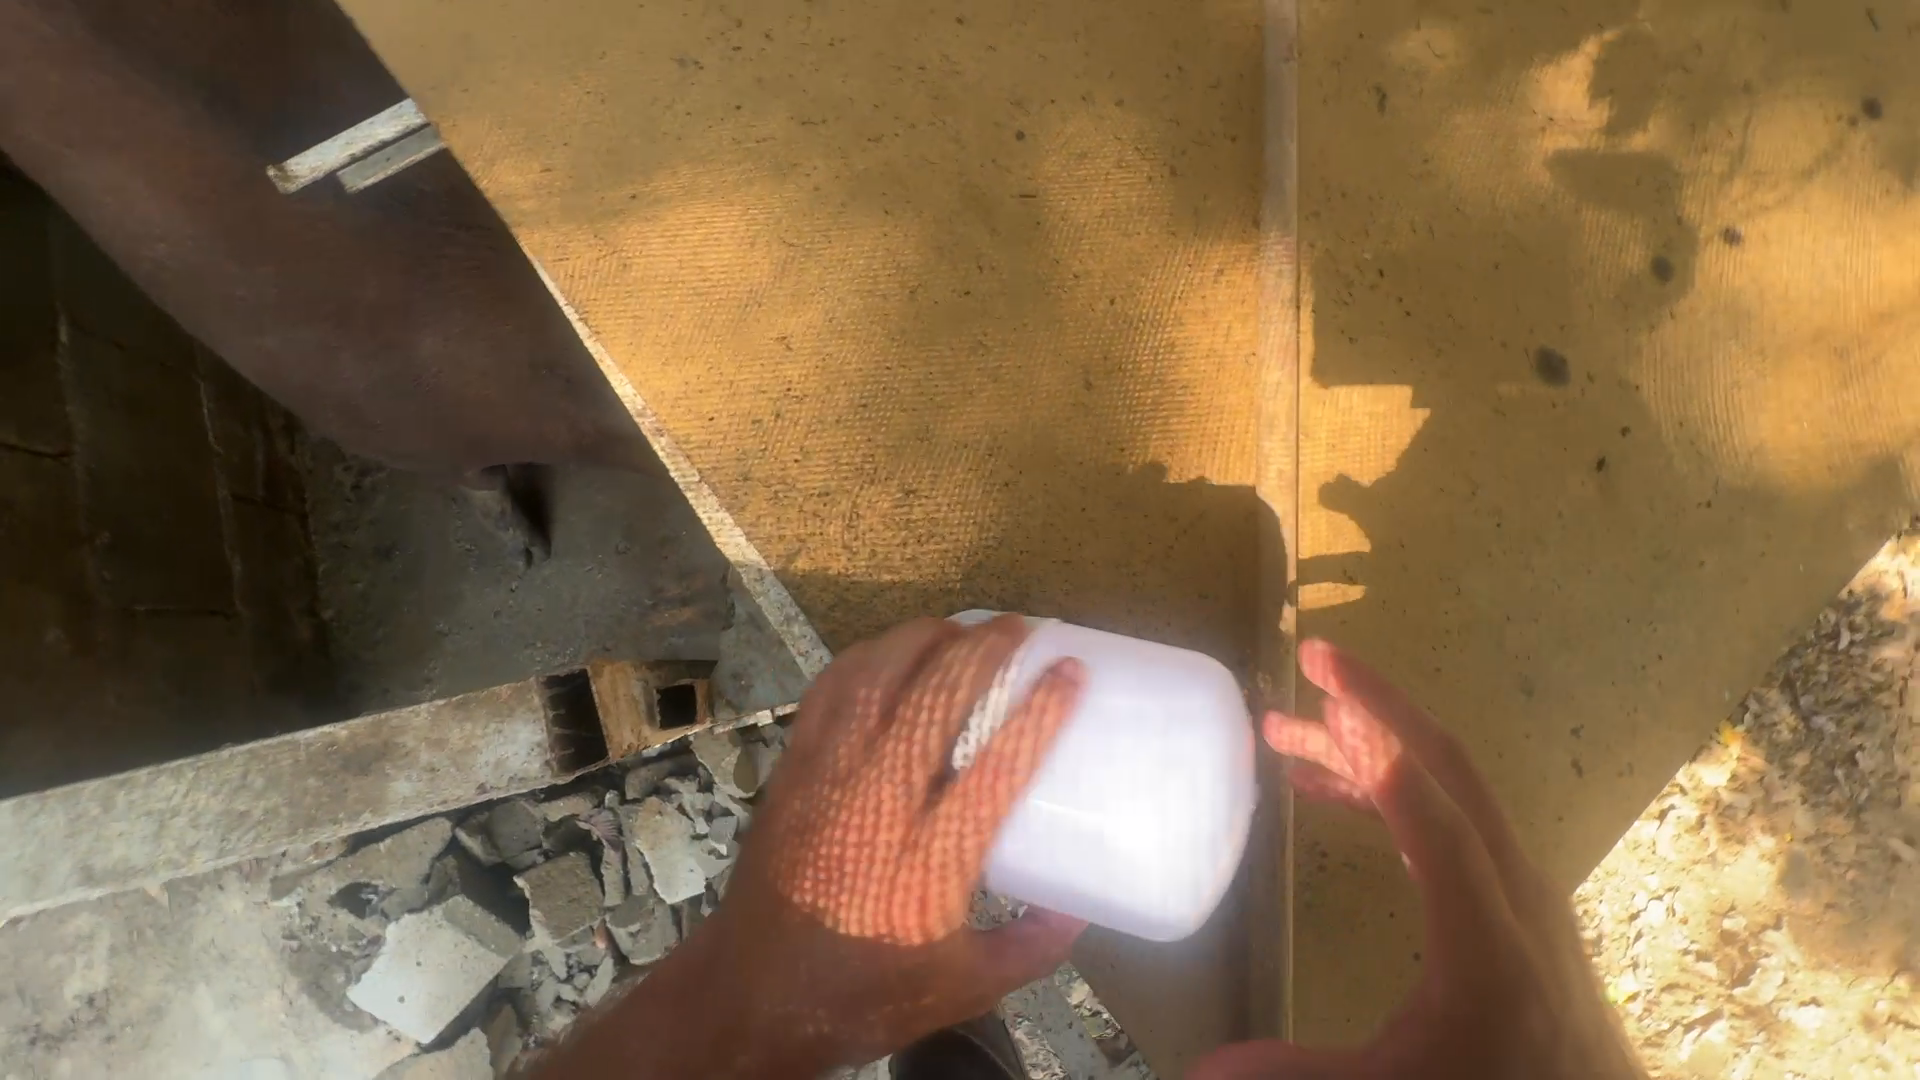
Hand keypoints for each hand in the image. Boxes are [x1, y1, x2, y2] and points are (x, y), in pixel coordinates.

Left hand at [713, 613, 1087, 1067]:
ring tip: (959, 626)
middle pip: (935, 700)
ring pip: (878, 678)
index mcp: (929, 863)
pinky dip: (867, 656)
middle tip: (1017, 627)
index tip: (1068, 669)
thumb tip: (1082, 905)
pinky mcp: (796, 766)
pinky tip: (891, 649)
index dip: (1039, 710)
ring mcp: (830, 777)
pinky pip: (832, 689)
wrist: (754, 992)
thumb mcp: (962, 987)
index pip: (996, 768)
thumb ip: (1032, 947)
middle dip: (982, 650)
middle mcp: (879, 805)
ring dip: (923, 639)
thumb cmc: (864, 990)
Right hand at [1195, 641, 1645, 1079]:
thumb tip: (1194, 1071)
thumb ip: (1296, 1074)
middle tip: (1311, 659)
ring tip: (1285, 724)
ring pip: (1441, 778)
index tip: (1330, 703)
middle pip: (1446, 771)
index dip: (1382, 764)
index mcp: (1486, 942)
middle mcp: (1507, 889)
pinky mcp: (1496, 877)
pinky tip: (1320, 784)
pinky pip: (1437, 805)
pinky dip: (1378, 778)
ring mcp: (1507, 877)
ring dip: (1365, 737)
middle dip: (1375, 706)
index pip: (1438, 832)